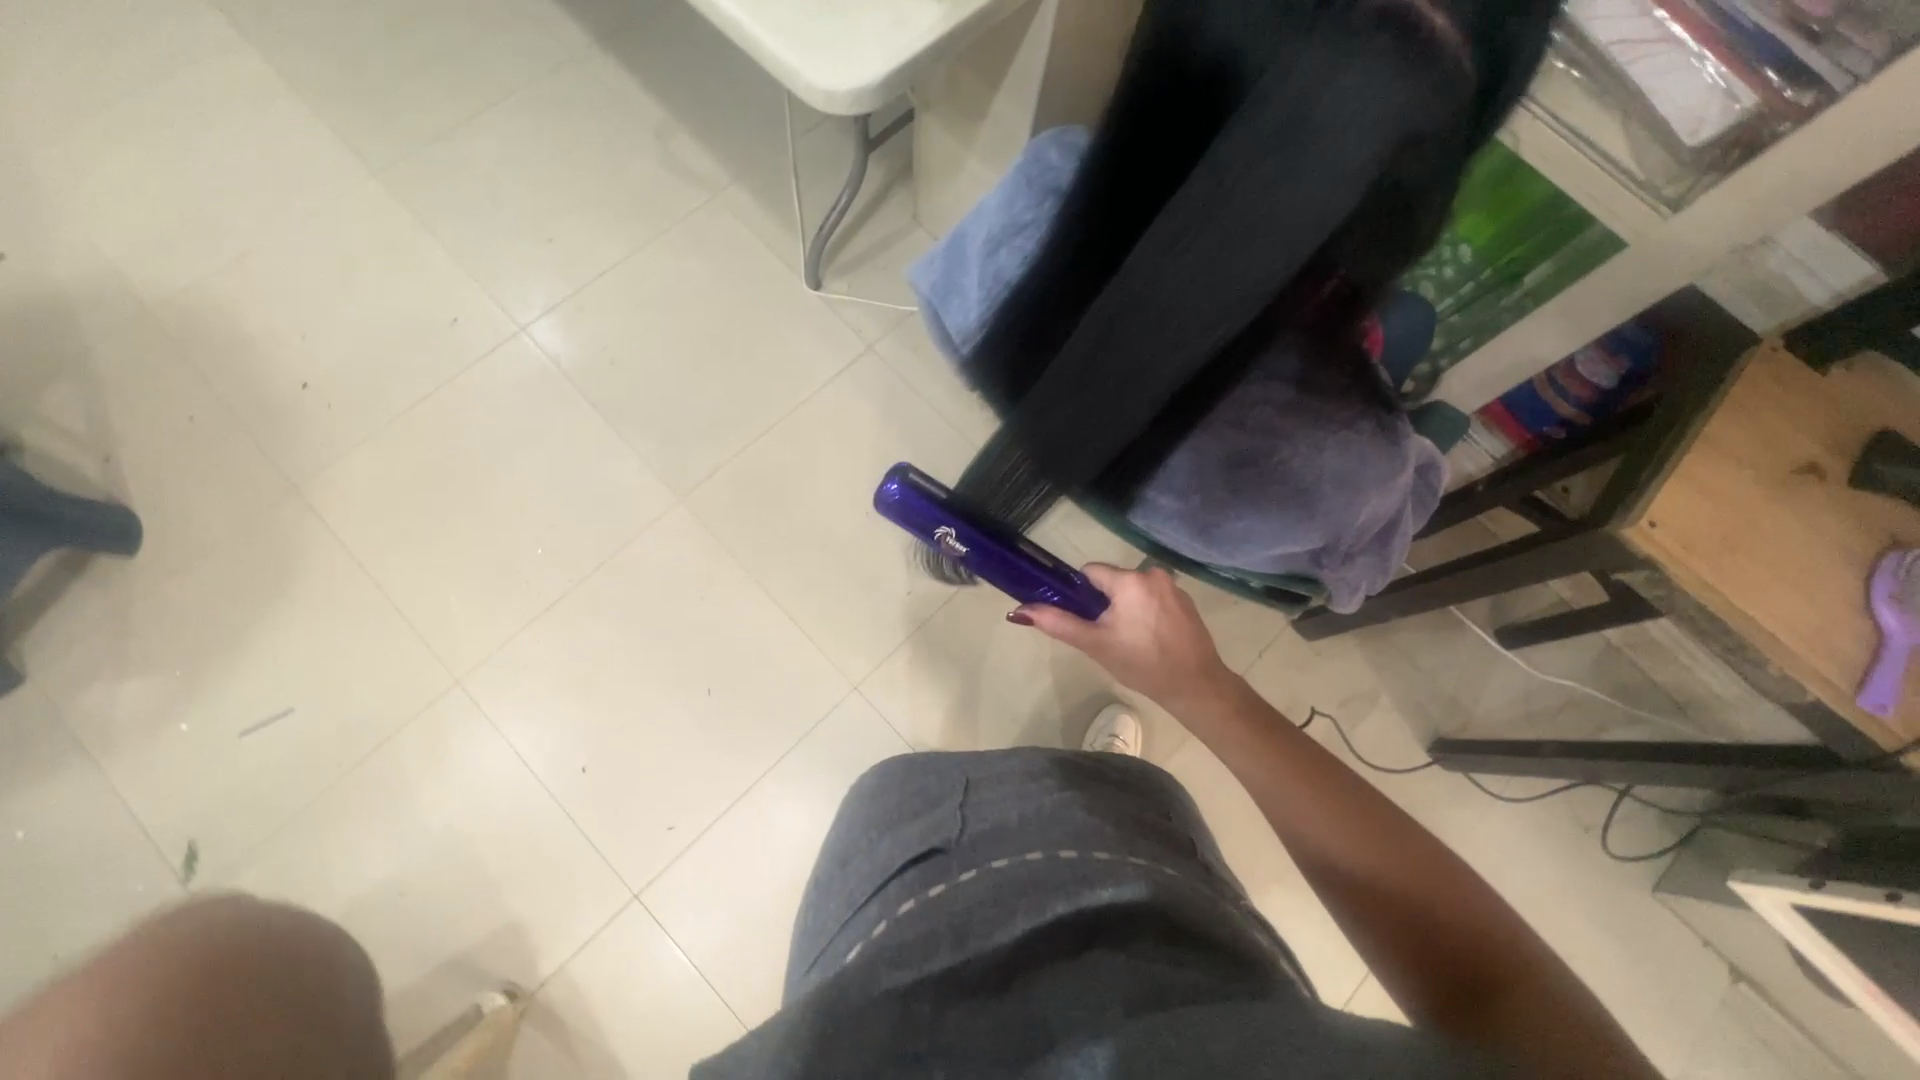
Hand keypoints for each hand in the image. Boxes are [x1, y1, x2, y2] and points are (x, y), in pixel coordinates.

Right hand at [1010, 563, 1237, 709]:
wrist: (1195, 685)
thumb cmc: (1141, 664)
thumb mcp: (1095, 644)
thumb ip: (1058, 623)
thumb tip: (1020, 610)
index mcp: (1129, 580)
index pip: (1090, 573)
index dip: (1081, 595)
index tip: (1084, 619)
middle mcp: (1153, 574)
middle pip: (1113, 582)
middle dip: (1105, 604)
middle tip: (1107, 636)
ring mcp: (1173, 587)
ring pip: (1133, 591)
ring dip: (1126, 609)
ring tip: (1129, 641)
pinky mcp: (1186, 601)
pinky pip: (1154, 599)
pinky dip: (1146, 613)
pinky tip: (1149, 640)